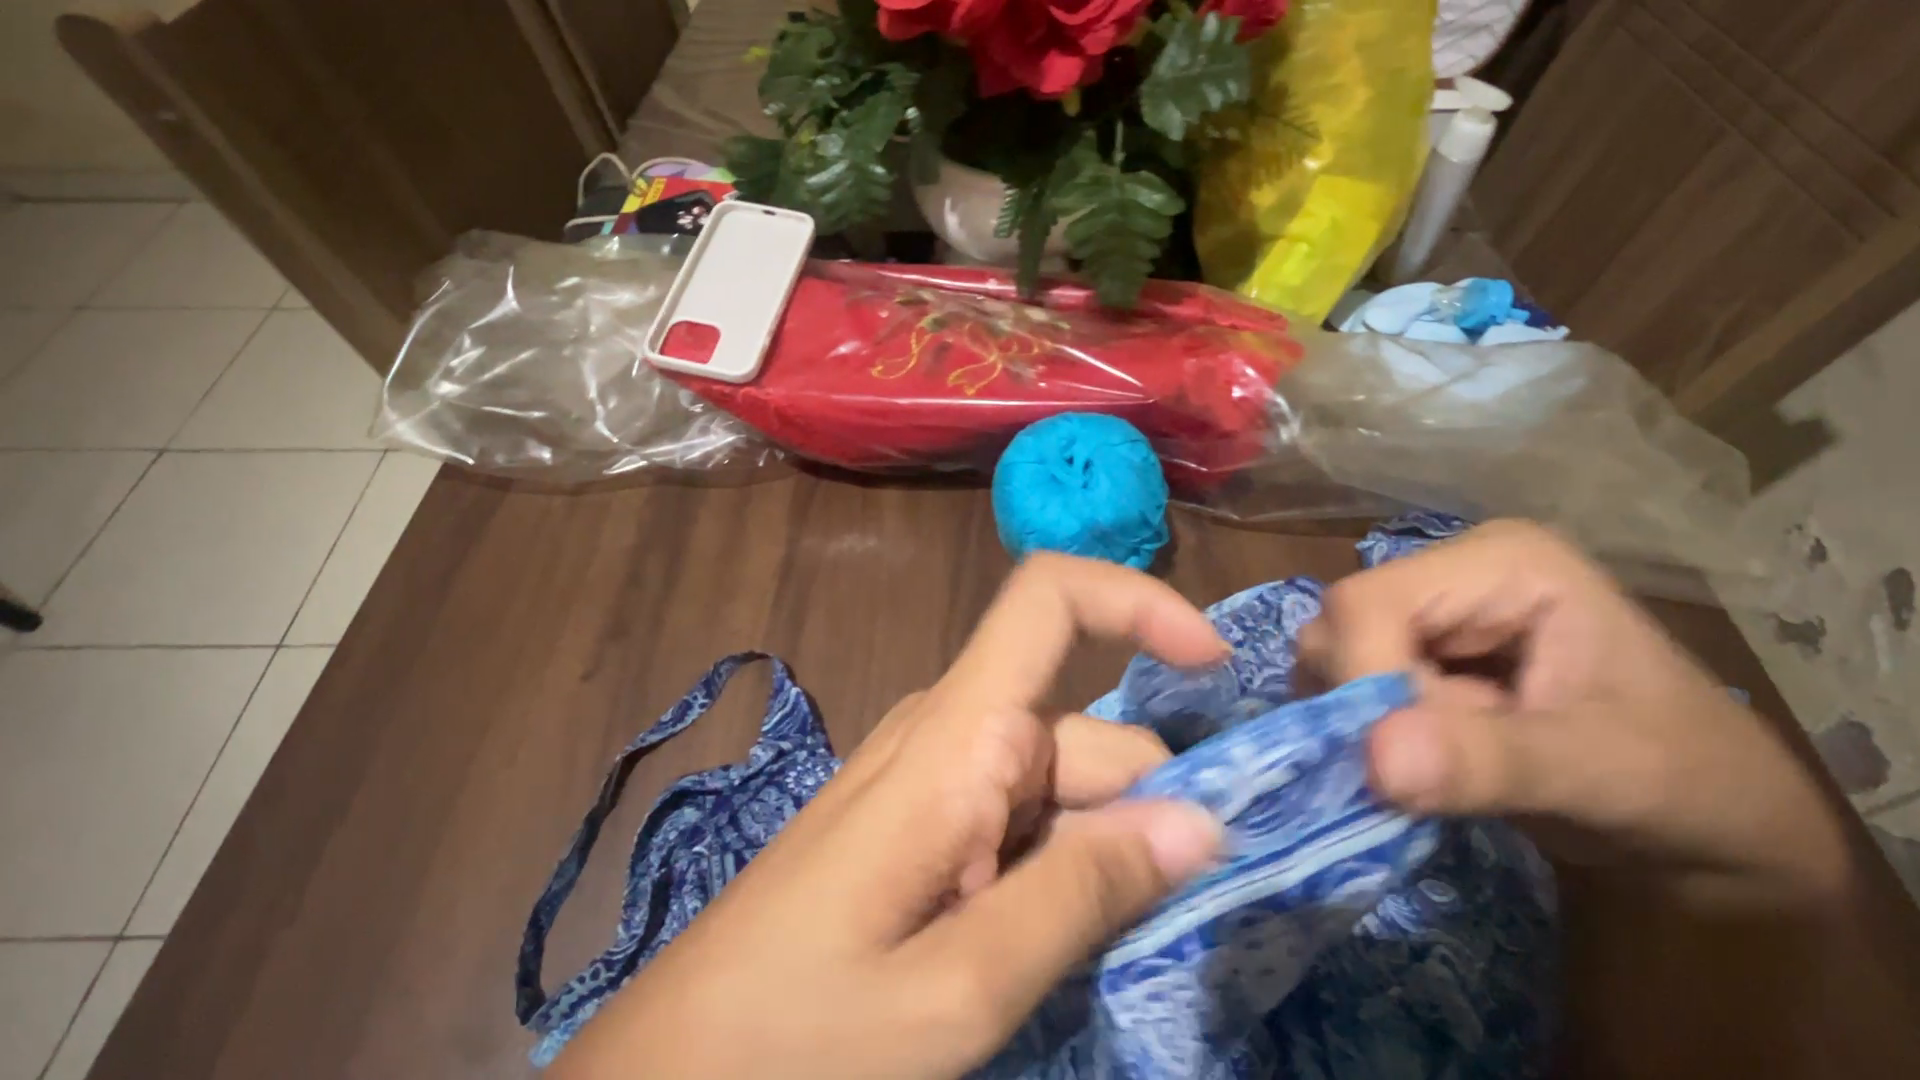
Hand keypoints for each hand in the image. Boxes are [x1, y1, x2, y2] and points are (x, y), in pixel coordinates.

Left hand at [549, 556, 1225, 1079]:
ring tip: (1086, 956)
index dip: (1139, 603)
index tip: (1216, 670)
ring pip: (1062, 784)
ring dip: (1103, 853)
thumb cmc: (801, 1031)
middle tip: (1158, 923)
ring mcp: (930, 779)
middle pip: (1086, 728)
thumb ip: (1080, 897)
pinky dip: (1061, 868)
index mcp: (953, 740)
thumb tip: (1199, 820)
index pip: (1046, 601)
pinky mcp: (921, 823)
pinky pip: (1022, 820)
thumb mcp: (958, 987)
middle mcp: (945, 735)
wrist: (674, 1066)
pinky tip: (1042, 944)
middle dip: (1147, 807)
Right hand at [1298, 520, 1848, 903]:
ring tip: (1437, 773)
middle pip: (1338, 628)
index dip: (1359, 678)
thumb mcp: (1604, 776)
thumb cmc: (1691, 787)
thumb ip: (1492, 763)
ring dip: (1361, 729)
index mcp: (1503, 564)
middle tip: (1421, 773)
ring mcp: (1429, 620)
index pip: (1370, 603)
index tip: (1385, 764)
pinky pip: (1344, 694)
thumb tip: (1377, 761)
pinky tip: (1419, 770)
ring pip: (1330, 662)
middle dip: (1361, 708)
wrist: (1721, 828)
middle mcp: (1450, 577)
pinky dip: (1362, 740)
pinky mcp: (1414, 664)